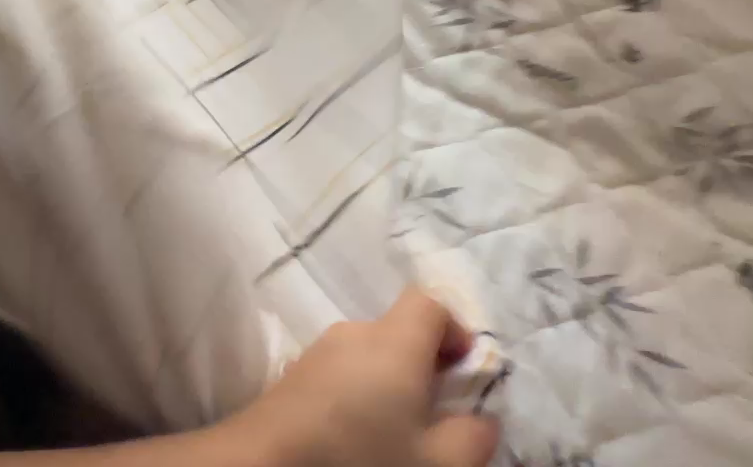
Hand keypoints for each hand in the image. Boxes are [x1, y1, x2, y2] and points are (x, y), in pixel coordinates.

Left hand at [215, 288, 499, 466]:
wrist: (271, 460)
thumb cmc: (364, 457)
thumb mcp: (438, 462)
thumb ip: (472, 436)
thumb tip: (481, 416)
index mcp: (393, 340)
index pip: (429, 302)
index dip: (456, 329)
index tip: (466, 373)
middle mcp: (354, 331)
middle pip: (400, 329)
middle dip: (426, 365)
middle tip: (441, 415)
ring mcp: (321, 348)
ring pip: (372, 351)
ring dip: (393, 380)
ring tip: (401, 431)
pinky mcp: (299, 369)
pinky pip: (345, 367)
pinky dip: (363, 389)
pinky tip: (362, 431)